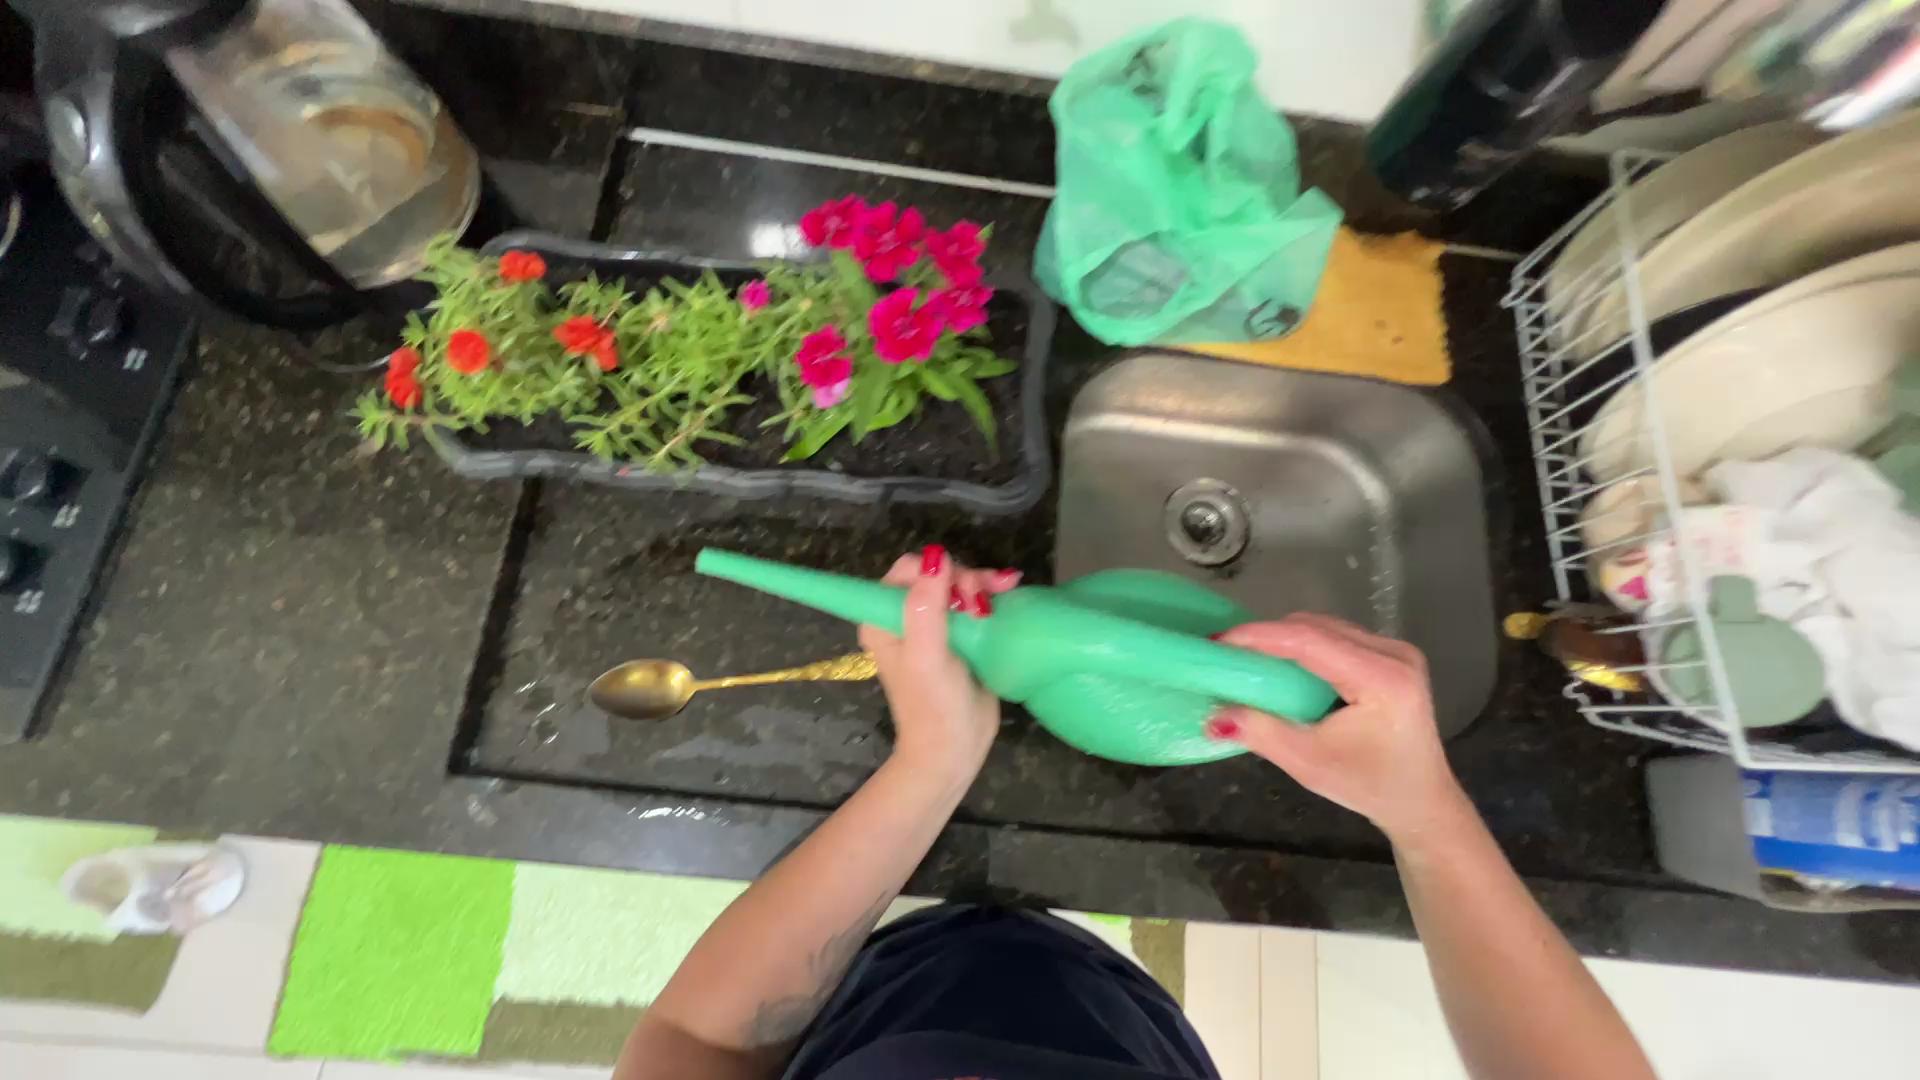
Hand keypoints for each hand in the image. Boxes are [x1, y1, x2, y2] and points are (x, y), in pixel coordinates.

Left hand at [859, 546, 1018, 776]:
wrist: (955, 749)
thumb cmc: (934, 705)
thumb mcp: (926, 655)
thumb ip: (925, 606)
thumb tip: (936, 556)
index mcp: (882, 618)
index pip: (907, 570)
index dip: (935, 573)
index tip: (959, 596)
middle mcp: (904, 616)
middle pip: (936, 573)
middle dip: (963, 579)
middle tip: (980, 606)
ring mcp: (934, 625)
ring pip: (958, 583)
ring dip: (981, 585)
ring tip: (998, 600)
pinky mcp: (960, 634)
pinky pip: (974, 600)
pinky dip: (991, 594)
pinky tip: (1009, 590)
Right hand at [1208, 614, 1468, 843]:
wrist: (1421, 802)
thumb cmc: (1369, 785)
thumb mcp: (1309, 764)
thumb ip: (1261, 733)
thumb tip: (1213, 715)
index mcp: (1382, 679)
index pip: (1310, 641)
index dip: (1260, 636)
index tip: (1218, 642)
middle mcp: (1393, 654)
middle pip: (1315, 627)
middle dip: (1267, 636)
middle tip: (1227, 654)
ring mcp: (1394, 651)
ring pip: (1323, 627)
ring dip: (1283, 638)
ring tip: (1248, 658)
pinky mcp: (1388, 656)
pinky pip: (1333, 636)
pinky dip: (1300, 645)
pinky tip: (1280, 664)